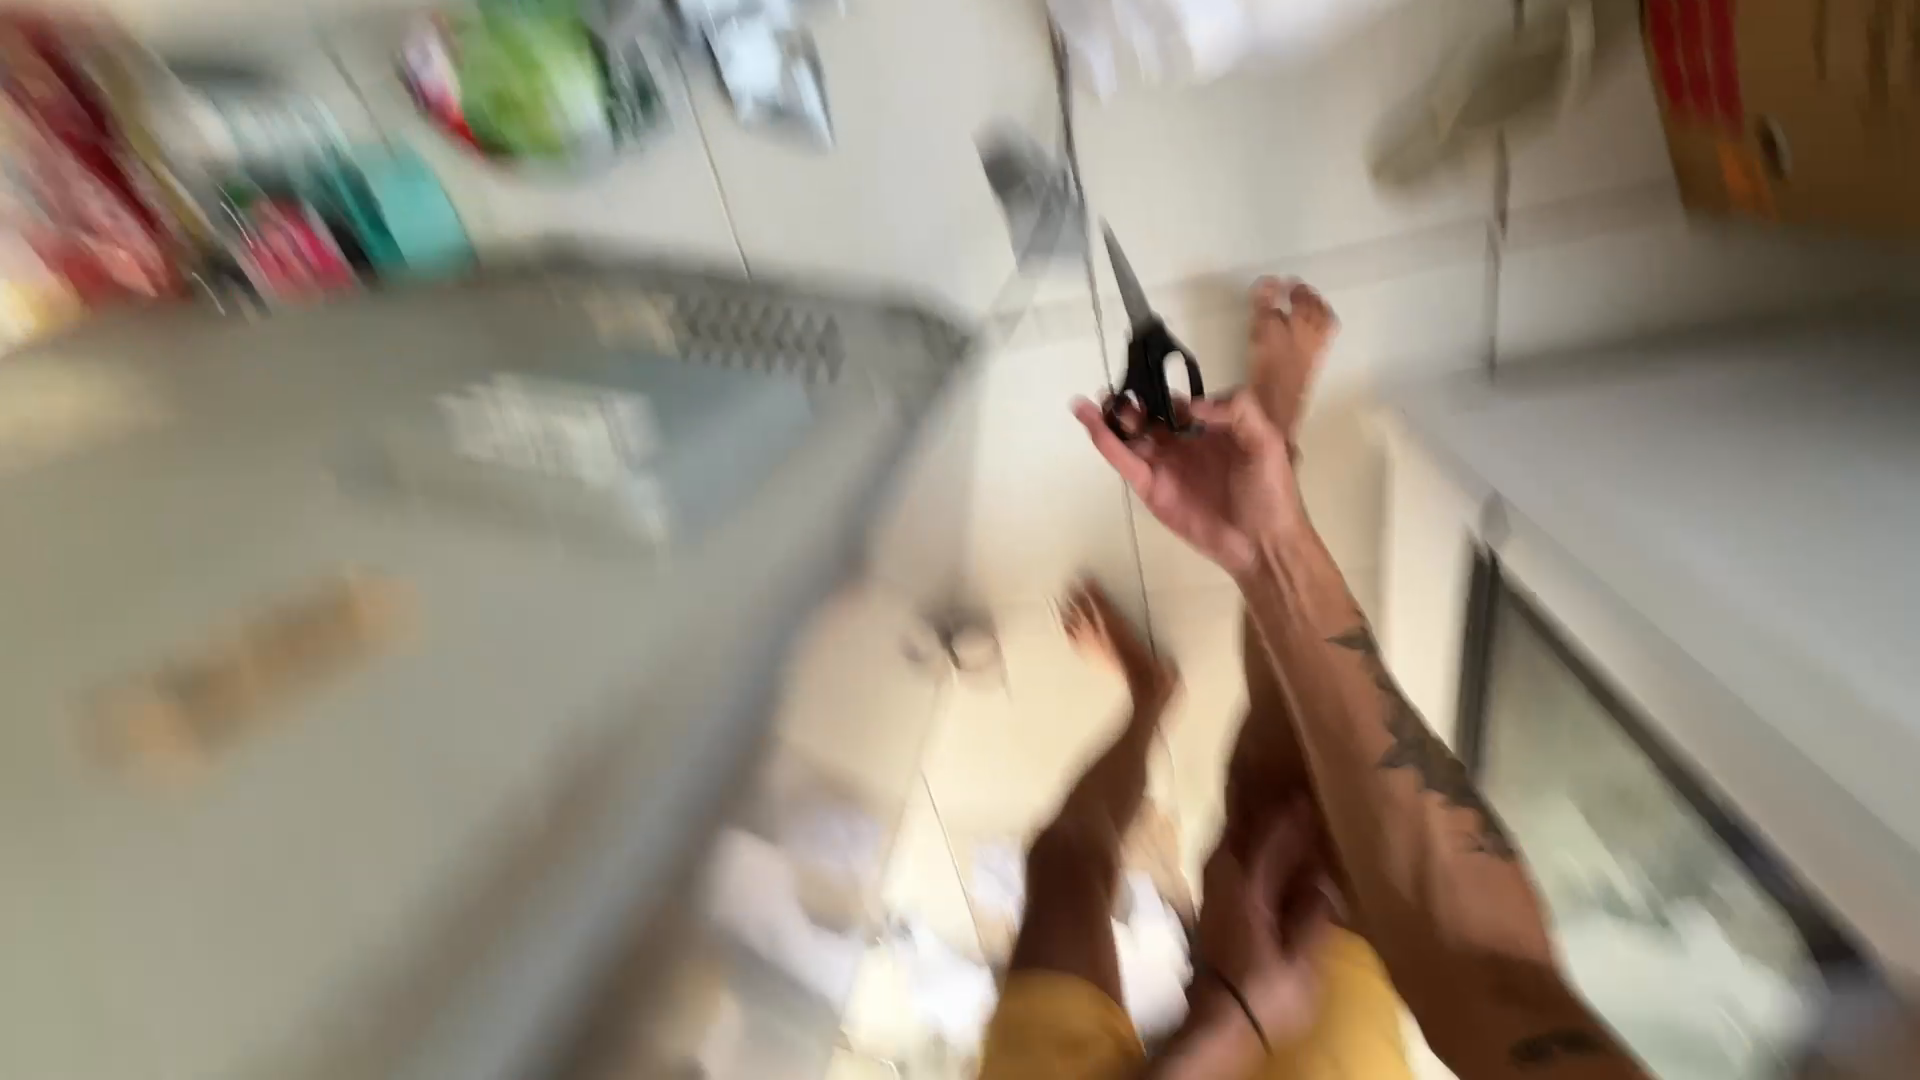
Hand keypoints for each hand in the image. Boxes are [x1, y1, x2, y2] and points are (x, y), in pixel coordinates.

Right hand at [1071, 392, 1302, 577]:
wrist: (1262, 542)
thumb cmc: (1269, 492)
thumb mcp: (1266, 440)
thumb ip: (1237, 409)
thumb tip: (1190, 406)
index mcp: (1209, 431)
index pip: (1178, 405)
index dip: (1161, 394)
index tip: (1147, 379)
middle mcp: (1182, 447)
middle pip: (1147, 419)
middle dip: (1129, 404)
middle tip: (1113, 393)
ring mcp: (1163, 467)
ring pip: (1130, 437)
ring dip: (1109, 419)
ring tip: (1091, 402)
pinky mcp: (1149, 488)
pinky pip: (1124, 462)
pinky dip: (1106, 442)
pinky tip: (1091, 422)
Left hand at [1191, 800, 1334, 1046]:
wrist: (1220, 1020)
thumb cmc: (1264, 993)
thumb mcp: (1302, 963)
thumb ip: (1312, 916)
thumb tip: (1324, 880)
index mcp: (1247, 885)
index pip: (1272, 838)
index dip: (1292, 816)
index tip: (1308, 793)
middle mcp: (1223, 875)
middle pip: (1244, 827)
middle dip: (1266, 806)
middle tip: (1289, 786)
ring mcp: (1212, 883)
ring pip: (1233, 836)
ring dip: (1252, 818)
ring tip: (1276, 803)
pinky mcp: (1211, 896)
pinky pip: (1229, 851)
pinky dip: (1244, 838)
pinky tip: (1259, 839)